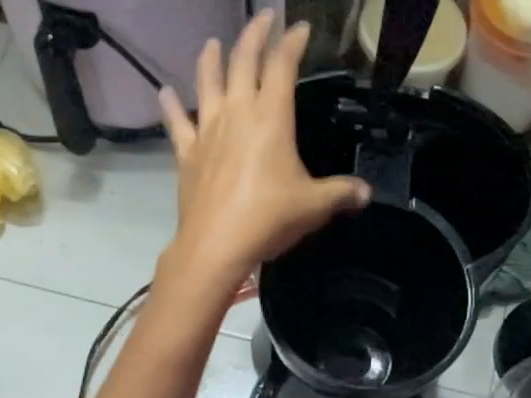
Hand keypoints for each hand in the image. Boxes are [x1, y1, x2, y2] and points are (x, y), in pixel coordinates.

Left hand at [158, 14, 370, 284]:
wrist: (217, 243)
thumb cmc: (269, 219)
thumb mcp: (314, 206)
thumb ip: (340, 194)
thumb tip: (365, 192)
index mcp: (271, 116)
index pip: (282, 65)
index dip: (292, 42)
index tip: (300, 29)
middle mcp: (237, 112)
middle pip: (243, 60)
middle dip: (255, 35)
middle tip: (263, 21)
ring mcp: (208, 129)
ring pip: (207, 81)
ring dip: (211, 58)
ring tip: (214, 44)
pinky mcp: (187, 152)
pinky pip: (176, 122)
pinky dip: (170, 105)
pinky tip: (164, 92)